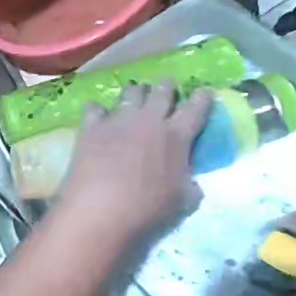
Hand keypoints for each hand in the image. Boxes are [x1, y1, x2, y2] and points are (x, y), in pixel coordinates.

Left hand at [53, 81, 212, 244]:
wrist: (101, 208)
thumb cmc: (148, 209)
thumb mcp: (182, 202)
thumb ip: (189, 185)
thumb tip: (190, 182)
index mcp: (177, 136)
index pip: (196, 108)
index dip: (203, 98)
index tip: (204, 92)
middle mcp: (149, 119)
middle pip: (162, 91)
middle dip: (167, 87)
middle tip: (167, 87)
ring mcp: (119, 120)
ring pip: (131, 92)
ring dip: (136, 92)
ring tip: (135, 94)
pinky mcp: (91, 127)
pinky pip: (94, 107)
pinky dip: (97, 109)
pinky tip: (97, 113)